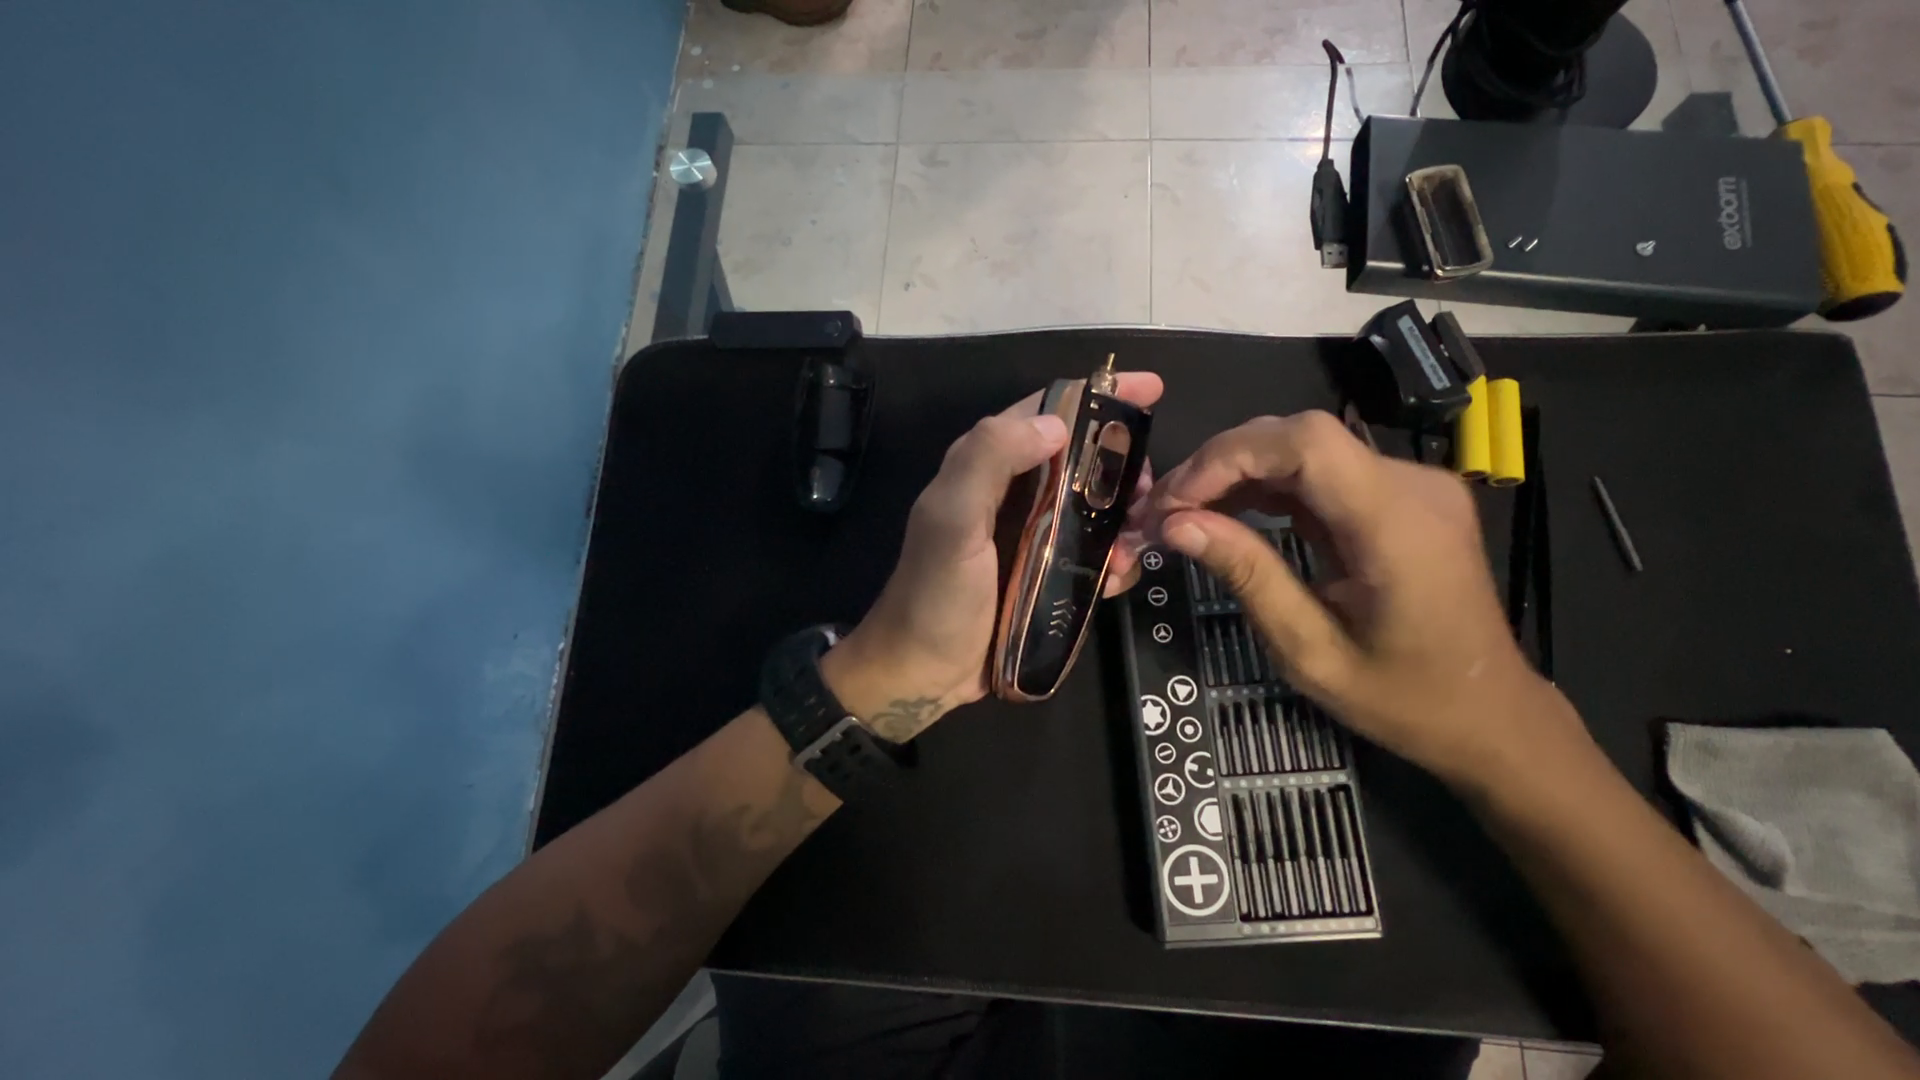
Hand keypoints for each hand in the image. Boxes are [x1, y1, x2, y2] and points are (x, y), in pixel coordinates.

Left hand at [822, 372, 1163, 741]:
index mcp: (985, 465)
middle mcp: (1011, 491)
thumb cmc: (935, 594)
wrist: (922, 670)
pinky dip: (1112, 557)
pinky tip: (1118, 574)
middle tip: (1151, 489)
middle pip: (1080, 458)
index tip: (1153, 390)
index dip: (1098, 395)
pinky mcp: (1045, 573)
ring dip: (1124, 516)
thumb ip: (990, 459)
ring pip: (1093, 506)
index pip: (1047, 410)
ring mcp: (1031, 534)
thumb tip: (1055, 423)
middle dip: (1121, 466)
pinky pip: (1090, 552)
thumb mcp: (953, 519)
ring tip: (1140, 538)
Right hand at [1134, 411, 1583, 789]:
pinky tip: (1228, 513)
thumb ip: (1248, 577)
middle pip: (1300, 435)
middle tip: (1164, 511)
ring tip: (1184, 513)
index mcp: (1397, 524)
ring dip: (1237, 472)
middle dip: (1221, 464)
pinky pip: (1322, 472)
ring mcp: (1410, 486)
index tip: (1172, 502)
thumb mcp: (1311, 652)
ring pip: (1305, 447)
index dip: (1227, 457)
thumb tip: (1176, 524)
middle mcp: (1411, 485)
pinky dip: (1268, 486)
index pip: (1305, 443)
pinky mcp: (1400, 496)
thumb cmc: (1405, 699)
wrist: (1490, 715)